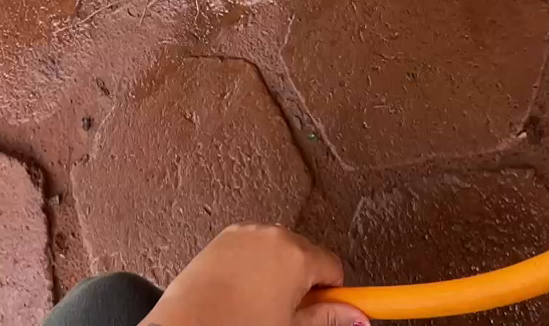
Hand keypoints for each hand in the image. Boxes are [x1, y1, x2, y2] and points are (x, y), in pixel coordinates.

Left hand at [141, 224, 366, 325]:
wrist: (192, 323)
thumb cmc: (238, 325)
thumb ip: (327, 317)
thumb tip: (357, 316)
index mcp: (296, 255)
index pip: (333, 266)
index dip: (332, 291)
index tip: (328, 306)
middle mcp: (274, 234)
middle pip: (307, 253)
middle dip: (305, 279)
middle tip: (291, 310)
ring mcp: (249, 231)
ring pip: (279, 248)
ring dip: (279, 268)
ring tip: (262, 302)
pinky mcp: (227, 234)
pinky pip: (253, 244)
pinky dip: (255, 261)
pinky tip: (244, 289)